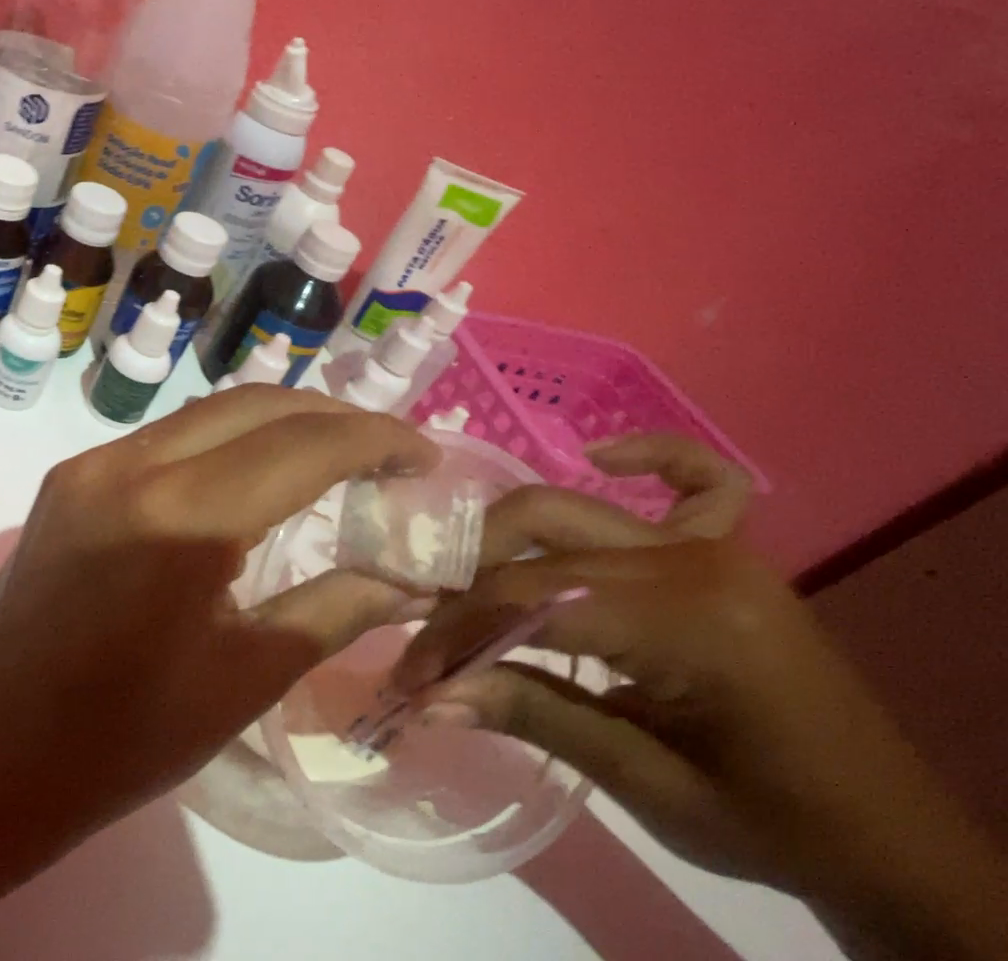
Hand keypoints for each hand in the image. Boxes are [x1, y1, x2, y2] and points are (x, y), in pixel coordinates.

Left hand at [0, 386, 439, 838]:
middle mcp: (126, 467)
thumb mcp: (247, 677)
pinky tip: (251, 479)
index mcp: (179, 516)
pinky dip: (221, 445)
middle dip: (332, 419)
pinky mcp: (64, 483)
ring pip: (204, 416)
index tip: (428, 457)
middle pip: (252, 407)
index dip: (376, 440)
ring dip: (275, 425)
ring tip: (333, 461)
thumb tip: (410, 573)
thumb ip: (336, 607)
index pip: (302, 445)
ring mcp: (86, 467)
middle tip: (388, 455)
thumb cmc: (126, 738)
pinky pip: (161, 441)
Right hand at [393, 437, 1007, 958]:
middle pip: (540, 551)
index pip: (530, 602)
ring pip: (576, 512)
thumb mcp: (645, 784)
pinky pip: (698, 481)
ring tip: (465, 591)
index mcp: (687, 623)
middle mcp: (696, 563)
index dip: (456, 635)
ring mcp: (717, 550)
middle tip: (431, 647)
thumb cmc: (767, 821)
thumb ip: (534, 718)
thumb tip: (428, 698)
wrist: (884, 836)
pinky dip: (650, 458)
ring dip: (506, 544)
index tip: (409, 680)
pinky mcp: (731, 553)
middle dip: (467, 597)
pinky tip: (601, 460)